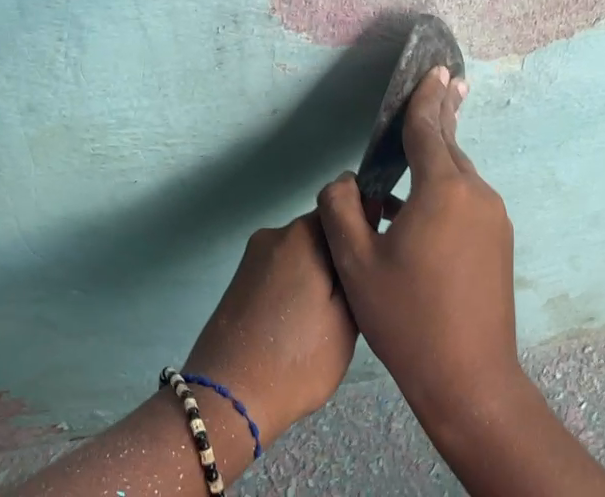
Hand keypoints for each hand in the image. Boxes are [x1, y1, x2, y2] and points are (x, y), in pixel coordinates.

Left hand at [184, 211, 357, 441]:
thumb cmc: (298, 358)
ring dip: (319, 277)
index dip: (365, 230)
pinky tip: (303, 325)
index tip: (375, 263)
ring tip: (329, 321)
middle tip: (355, 303)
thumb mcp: (347, 315)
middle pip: (322, 232)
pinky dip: (297, 289)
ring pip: (303, 254)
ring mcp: (253, 257)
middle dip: (340, 259)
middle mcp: (274, 234)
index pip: (345, 206)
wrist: (228, 398)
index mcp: (302, 234)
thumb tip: (363, 224)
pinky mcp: (241, 280)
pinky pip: (282, 271)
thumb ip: (356, 264)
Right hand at [315, 68, 521, 420]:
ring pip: (458, 175)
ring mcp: (494, 219)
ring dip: (438, 156)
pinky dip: (444, 188)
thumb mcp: (355, 262)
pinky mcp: (499, 243)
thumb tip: (343, 180)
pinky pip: (466, 199)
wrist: (470, 379)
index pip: (428, 129)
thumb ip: (341, 208)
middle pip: (449, 146)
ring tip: (421, 143)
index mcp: (442, 190)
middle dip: (440, 114)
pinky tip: (419, 206)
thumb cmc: (406, 318)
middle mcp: (476, 194)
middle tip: (443, 80)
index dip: (425, 97)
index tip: (434, 68)